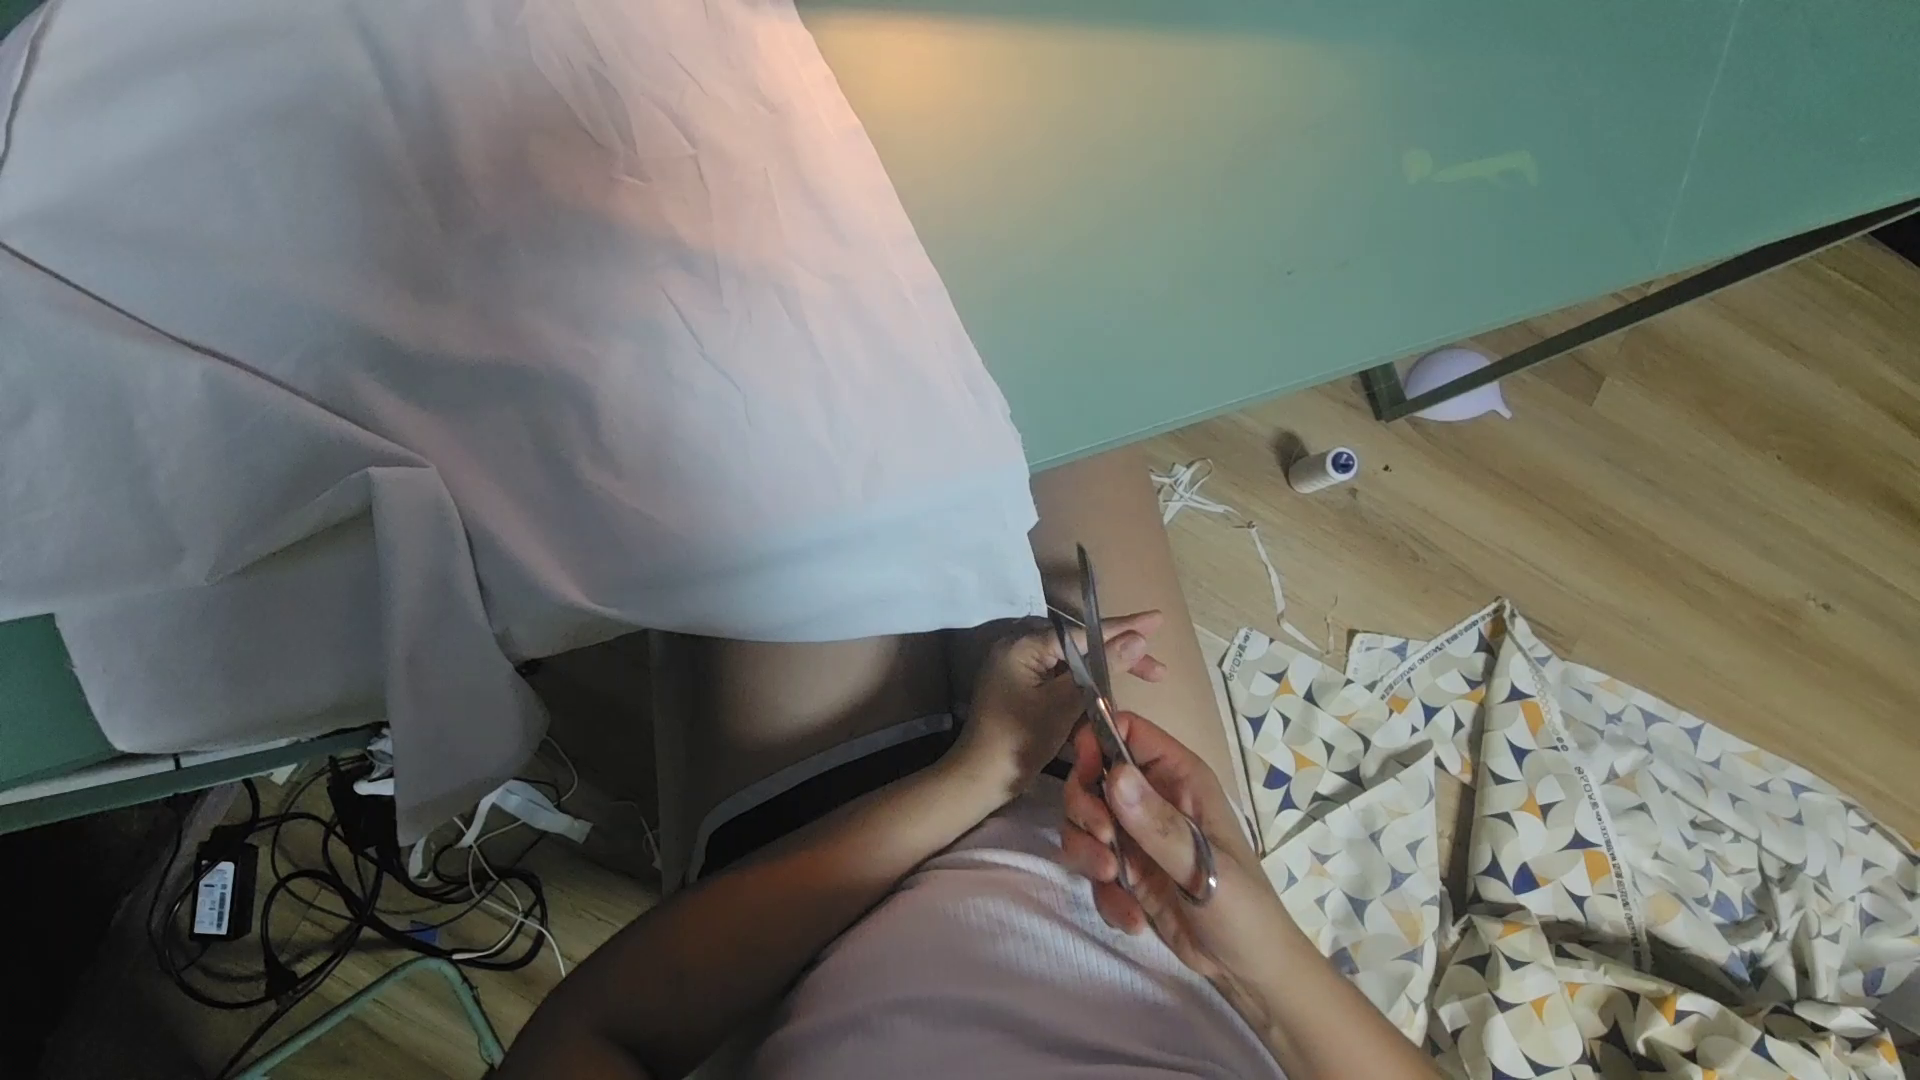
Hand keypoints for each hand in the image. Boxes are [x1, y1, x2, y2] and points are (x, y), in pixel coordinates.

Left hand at [948, 611, 1166, 800]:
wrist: (979, 778)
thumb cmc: (1018, 740)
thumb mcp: (1064, 704)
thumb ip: (1101, 669)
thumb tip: (1138, 639)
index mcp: (1023, 645)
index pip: (1082, 632)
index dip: (1124, 628)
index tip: (1157, 619)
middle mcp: (1019, 649)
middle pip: (1080, 645)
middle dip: (1120, 654)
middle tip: (1159, 670)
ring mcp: (1020, 669)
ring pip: (1074, 663)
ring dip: (1106, 672)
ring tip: (1147, 677)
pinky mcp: (1023, 689)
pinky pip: (1061, 678)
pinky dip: (1086, 686)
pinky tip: (1113, 694)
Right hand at [1060, 710, 1296, 1006]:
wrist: (1247, 971)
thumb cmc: (1242, 907)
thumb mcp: (1202, 865)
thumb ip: (1157, 823)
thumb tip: (1114, 774)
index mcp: (1179, 778)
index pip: (1128, 731)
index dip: (1098, 741)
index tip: (1086, 775)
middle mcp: (1152, 798)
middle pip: (1091, 775)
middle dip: (1086, 808)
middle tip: (1103, 839)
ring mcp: (1135, 834)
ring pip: (1083, 821)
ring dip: (1088, 852)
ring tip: (1114, 879)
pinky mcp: (1124, 870)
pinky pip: (1090, 866)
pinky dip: (1103, 892)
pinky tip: (1132, 915)